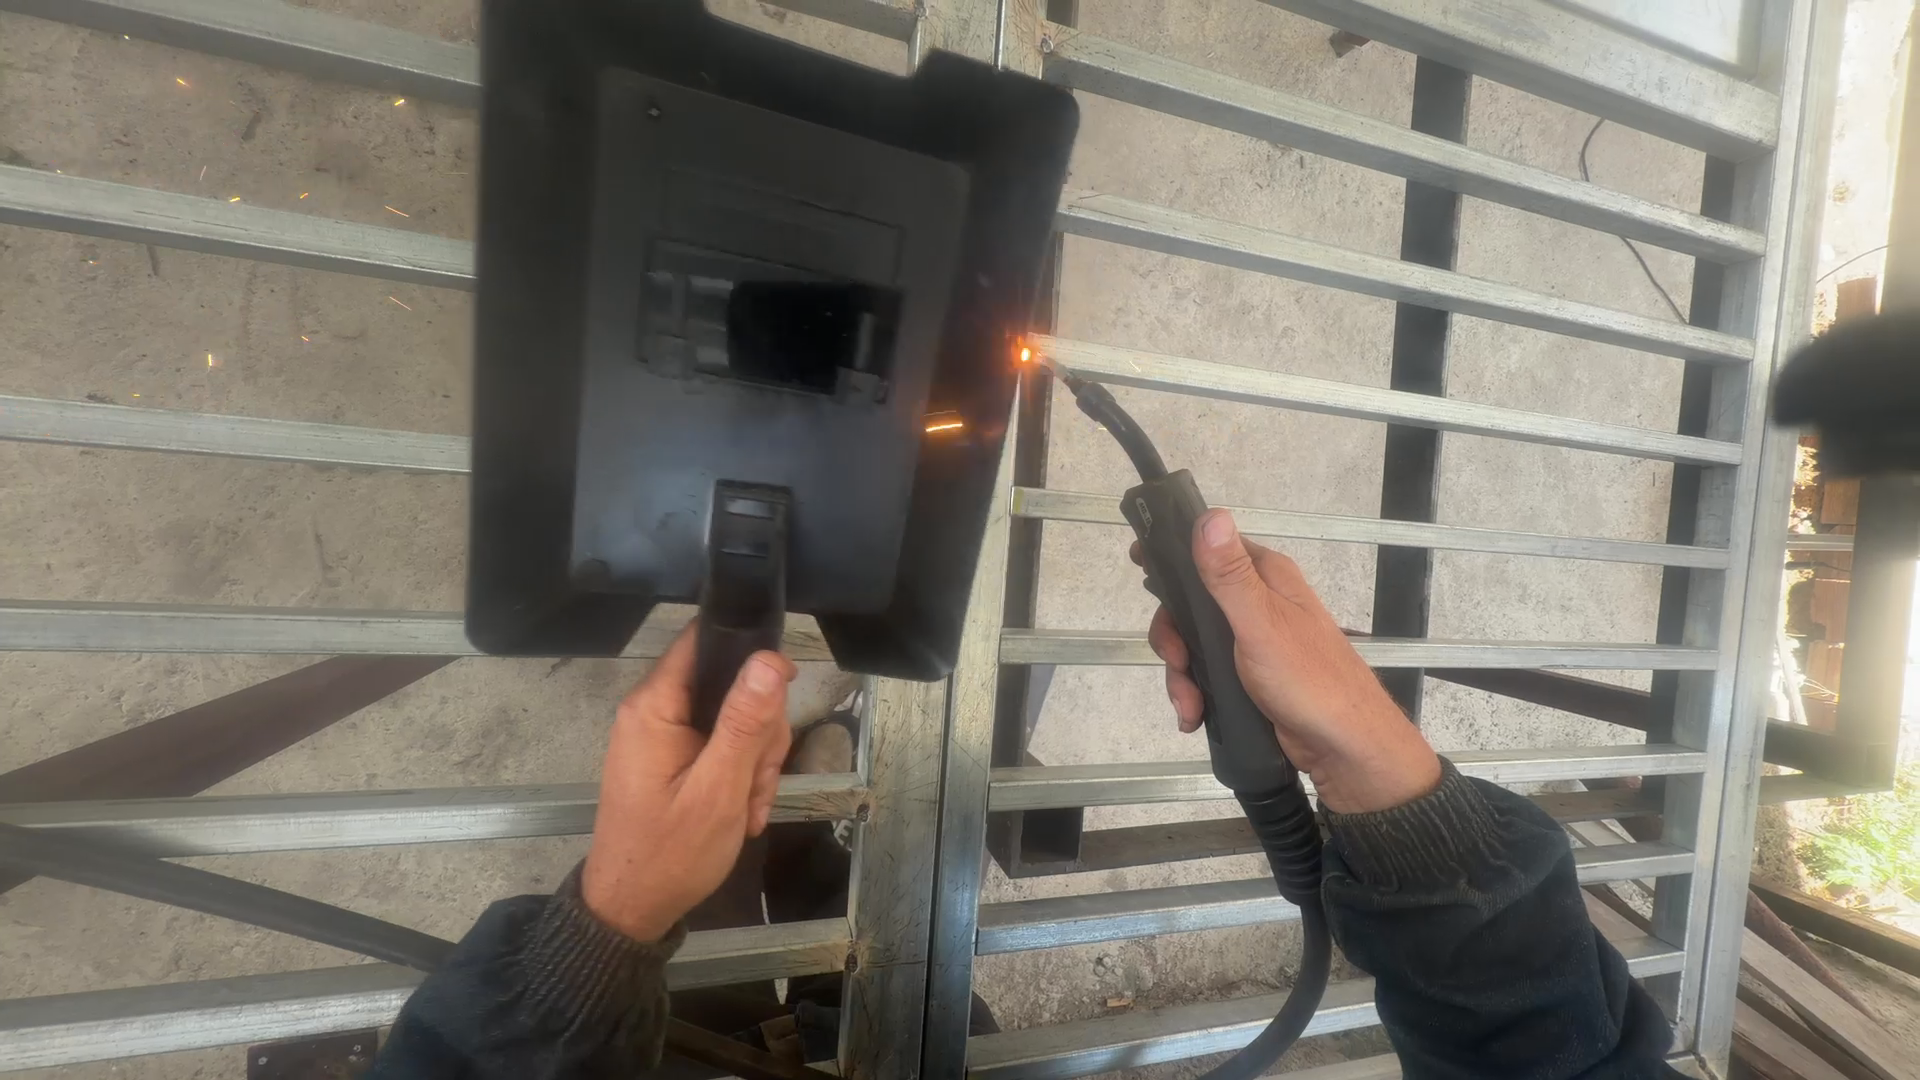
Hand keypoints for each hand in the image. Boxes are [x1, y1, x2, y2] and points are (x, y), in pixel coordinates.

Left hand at [580, 624, 796, 940]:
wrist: (633, 912)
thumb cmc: (671, 854)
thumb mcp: (718, 789)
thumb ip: (745, 723)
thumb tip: (770, 660)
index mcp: (655, 706)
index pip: (705, 639)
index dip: (750, 651)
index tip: (784, 686)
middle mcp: (656, 708)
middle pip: (729, 681)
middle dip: (759, 727)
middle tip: (759, 775)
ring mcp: (665, 732)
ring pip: (735, 714)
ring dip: (756, 756)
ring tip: (749, 802)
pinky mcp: (675, 753)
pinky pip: (724, 740)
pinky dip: (742, 769)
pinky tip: (744, 806)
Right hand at [1139, 509, 1440, 813]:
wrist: (1344, 749)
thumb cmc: (1307, 679)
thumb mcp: (1260, 623)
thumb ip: (1229, 574)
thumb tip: (1209, 515)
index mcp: (1264, 576)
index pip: (1209, 548)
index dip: (1172, 556)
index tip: (1140, 566)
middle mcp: (1256, 601)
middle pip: (1190, 603)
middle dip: (1173, 638)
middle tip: (1175, 662)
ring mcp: (1251, 639)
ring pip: (1193, 642)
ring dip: (1182, 675)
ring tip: (1190, 705)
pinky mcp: (1247, 673)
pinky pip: (1205, 672)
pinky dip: (1194, 692)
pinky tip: (1194, 714)